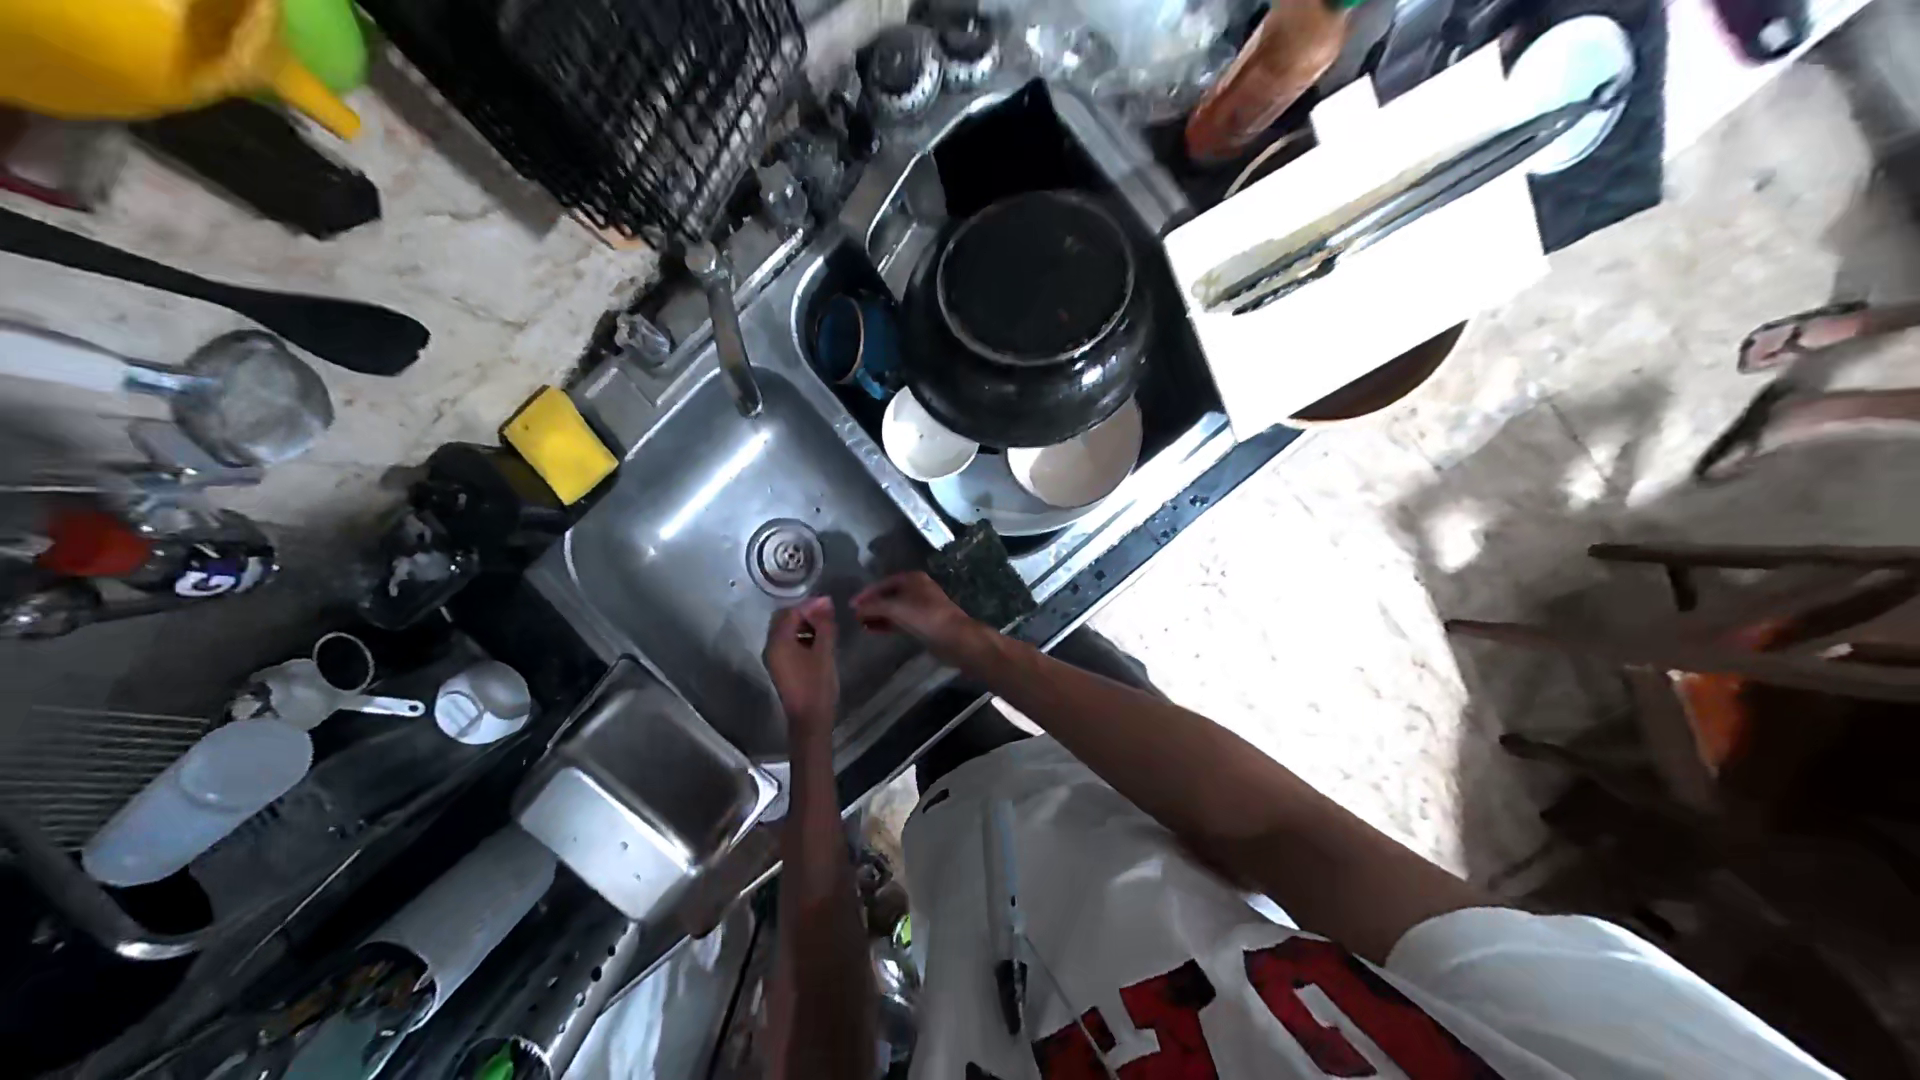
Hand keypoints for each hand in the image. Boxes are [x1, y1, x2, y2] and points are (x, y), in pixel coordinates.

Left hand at [765, 597, 838, 742]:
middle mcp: (770, 647)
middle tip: (826, 615)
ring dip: (803, 625)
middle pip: (783, 620)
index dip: (810, 605)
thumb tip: (825, 601)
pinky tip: (817, 641)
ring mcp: (773, 658)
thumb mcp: (824, 651)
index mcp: (778, 642)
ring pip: (785, 631)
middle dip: (804, 614)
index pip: (791, 612)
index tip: (829, 605)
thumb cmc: (817, 685)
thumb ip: (824, 625)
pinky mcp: (780, 666)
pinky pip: (786, 643)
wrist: (809, 719)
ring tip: (825, 627)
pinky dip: (800, 637)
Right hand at [851, 571, 985, 665]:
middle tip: (854, 616)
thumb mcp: (895, 608)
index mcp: (912, 579)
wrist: (954, 637)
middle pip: (888, 595)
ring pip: (894, 609)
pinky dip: (886, 624)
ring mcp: (921, 606)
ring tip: (860, 624)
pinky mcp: (923, 623)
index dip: (866, 593)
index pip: (883, 583)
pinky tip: (873, 630)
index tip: (851, 605)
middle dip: (871, 605)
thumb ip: (873, 607)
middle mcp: (916, 589)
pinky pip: (900, 621)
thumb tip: (856, 609)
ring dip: (878, 616)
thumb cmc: (924, 616)